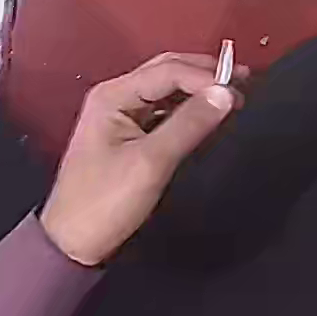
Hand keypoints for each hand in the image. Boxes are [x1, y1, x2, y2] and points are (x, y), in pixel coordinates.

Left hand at [42, 53, 242, 265]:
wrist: (71, 245)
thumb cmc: (106, 202)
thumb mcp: (151, 162)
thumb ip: (190, 124)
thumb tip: (227, 93)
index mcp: (113, 94)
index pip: (168, 70)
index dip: (205, 76)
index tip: (239, 90)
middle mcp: (116, 95)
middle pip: (167, 70)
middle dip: (205, 72)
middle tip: (244, 79)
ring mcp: (122, 113)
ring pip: (167, 87)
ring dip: (199, 88)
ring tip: (233, 93)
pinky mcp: (130, 132)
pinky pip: (165, 108)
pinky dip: (189, 106)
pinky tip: (209, 112)